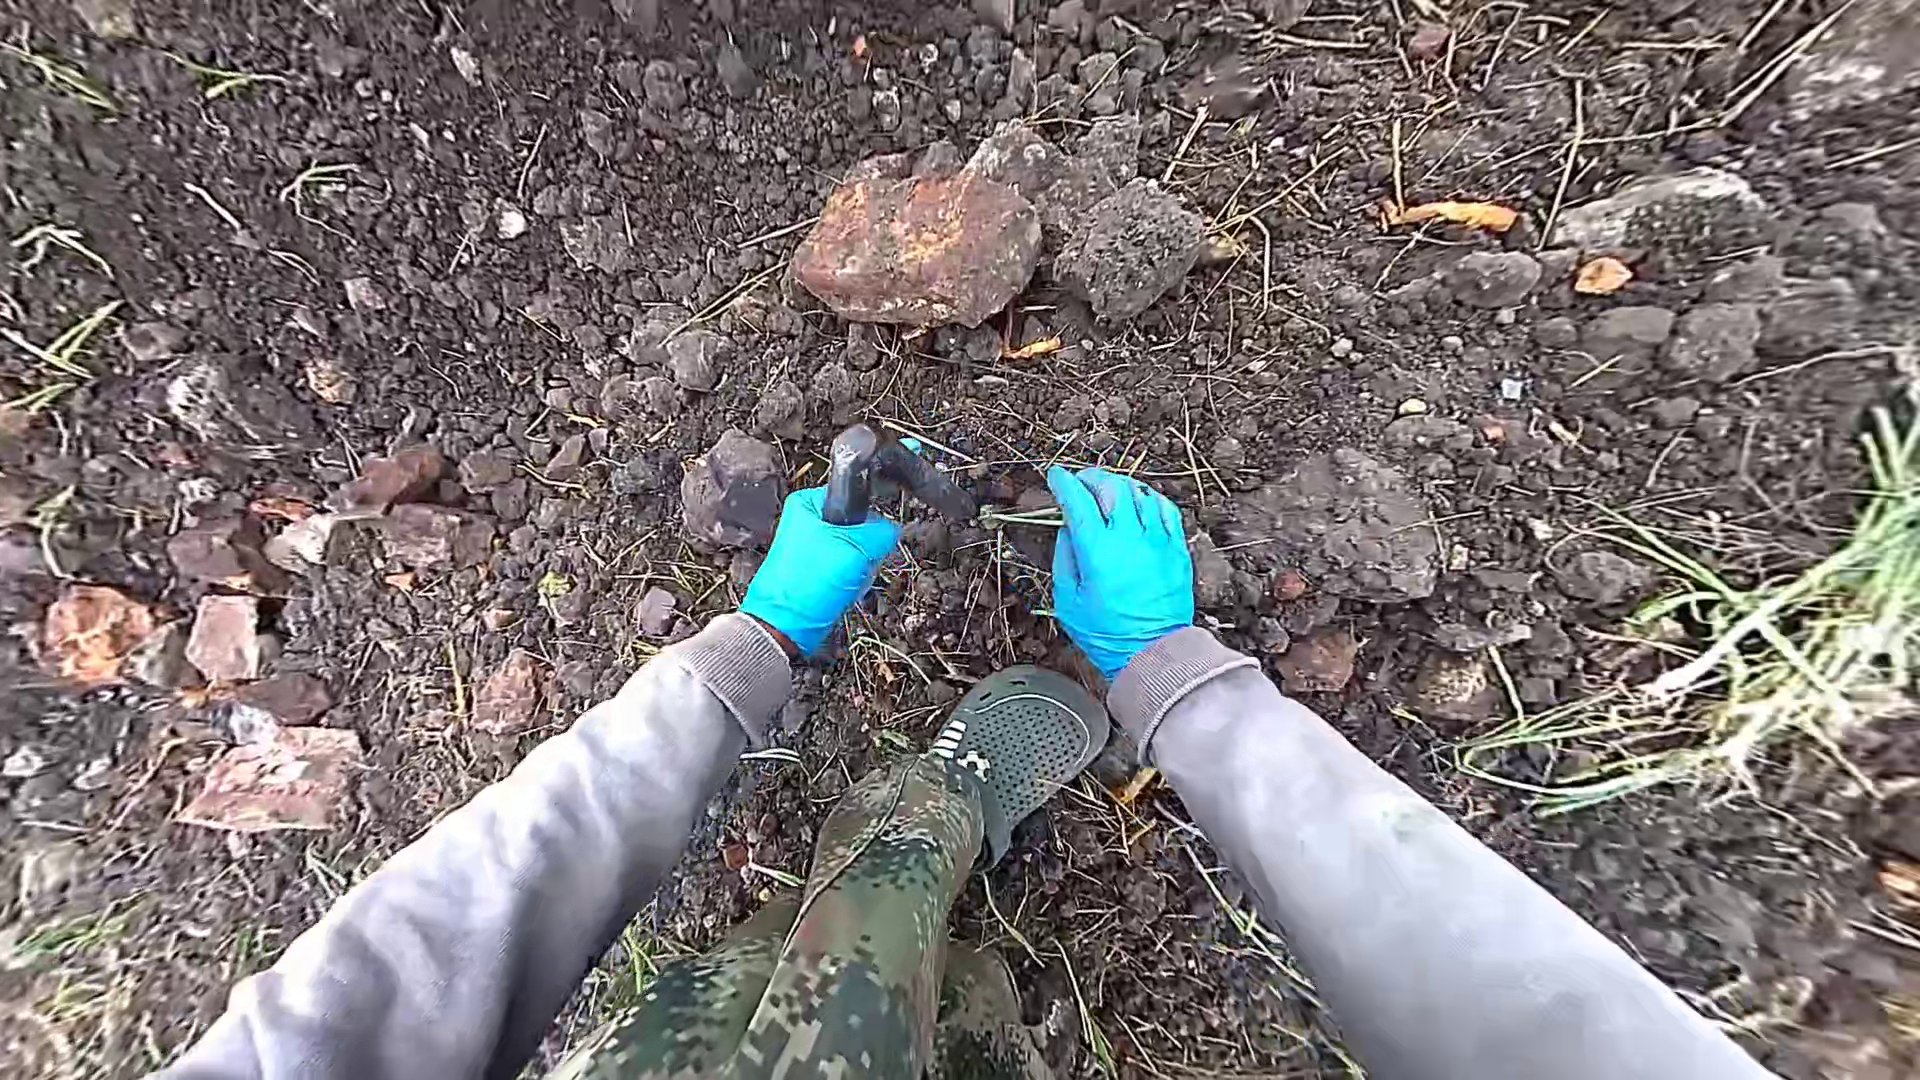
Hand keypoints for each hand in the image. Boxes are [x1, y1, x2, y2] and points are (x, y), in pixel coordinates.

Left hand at [740, 487, 900, 656]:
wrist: (787, 625)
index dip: (869, 521)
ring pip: (856, 551)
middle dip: (865, 551)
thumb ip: (881, 532)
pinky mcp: (816, 570)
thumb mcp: (855, 549)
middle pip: (858, 528)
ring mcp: (811, 548)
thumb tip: (893, 529)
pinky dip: (852, 581)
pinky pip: (848, 570)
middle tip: (858, 564)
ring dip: (860, 569)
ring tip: (849, 581)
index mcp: (806, 504)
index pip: (854, 499)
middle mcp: (806, 522)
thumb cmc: (807, 584)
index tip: (872, 539)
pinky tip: (845, 590)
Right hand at [1048, 466, 1192, 678]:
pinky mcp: (1176, 549)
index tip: (1057, 476)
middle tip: (1082, 481)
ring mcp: (1157, 541)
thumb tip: (1067, 528)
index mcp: (1098, 551)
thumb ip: (1064, 558)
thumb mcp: (1068, 599)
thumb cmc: (1107, 633)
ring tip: (1108, 491)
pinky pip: (1166, 509)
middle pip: (1111, 487)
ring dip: (1119, 485)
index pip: (1079, 501)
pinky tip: (1139, 503)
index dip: (1065, 483)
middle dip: (1092, 478)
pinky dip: (1149, 499)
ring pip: (1140, 493)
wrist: (1154, 653)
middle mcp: (1129, 539)